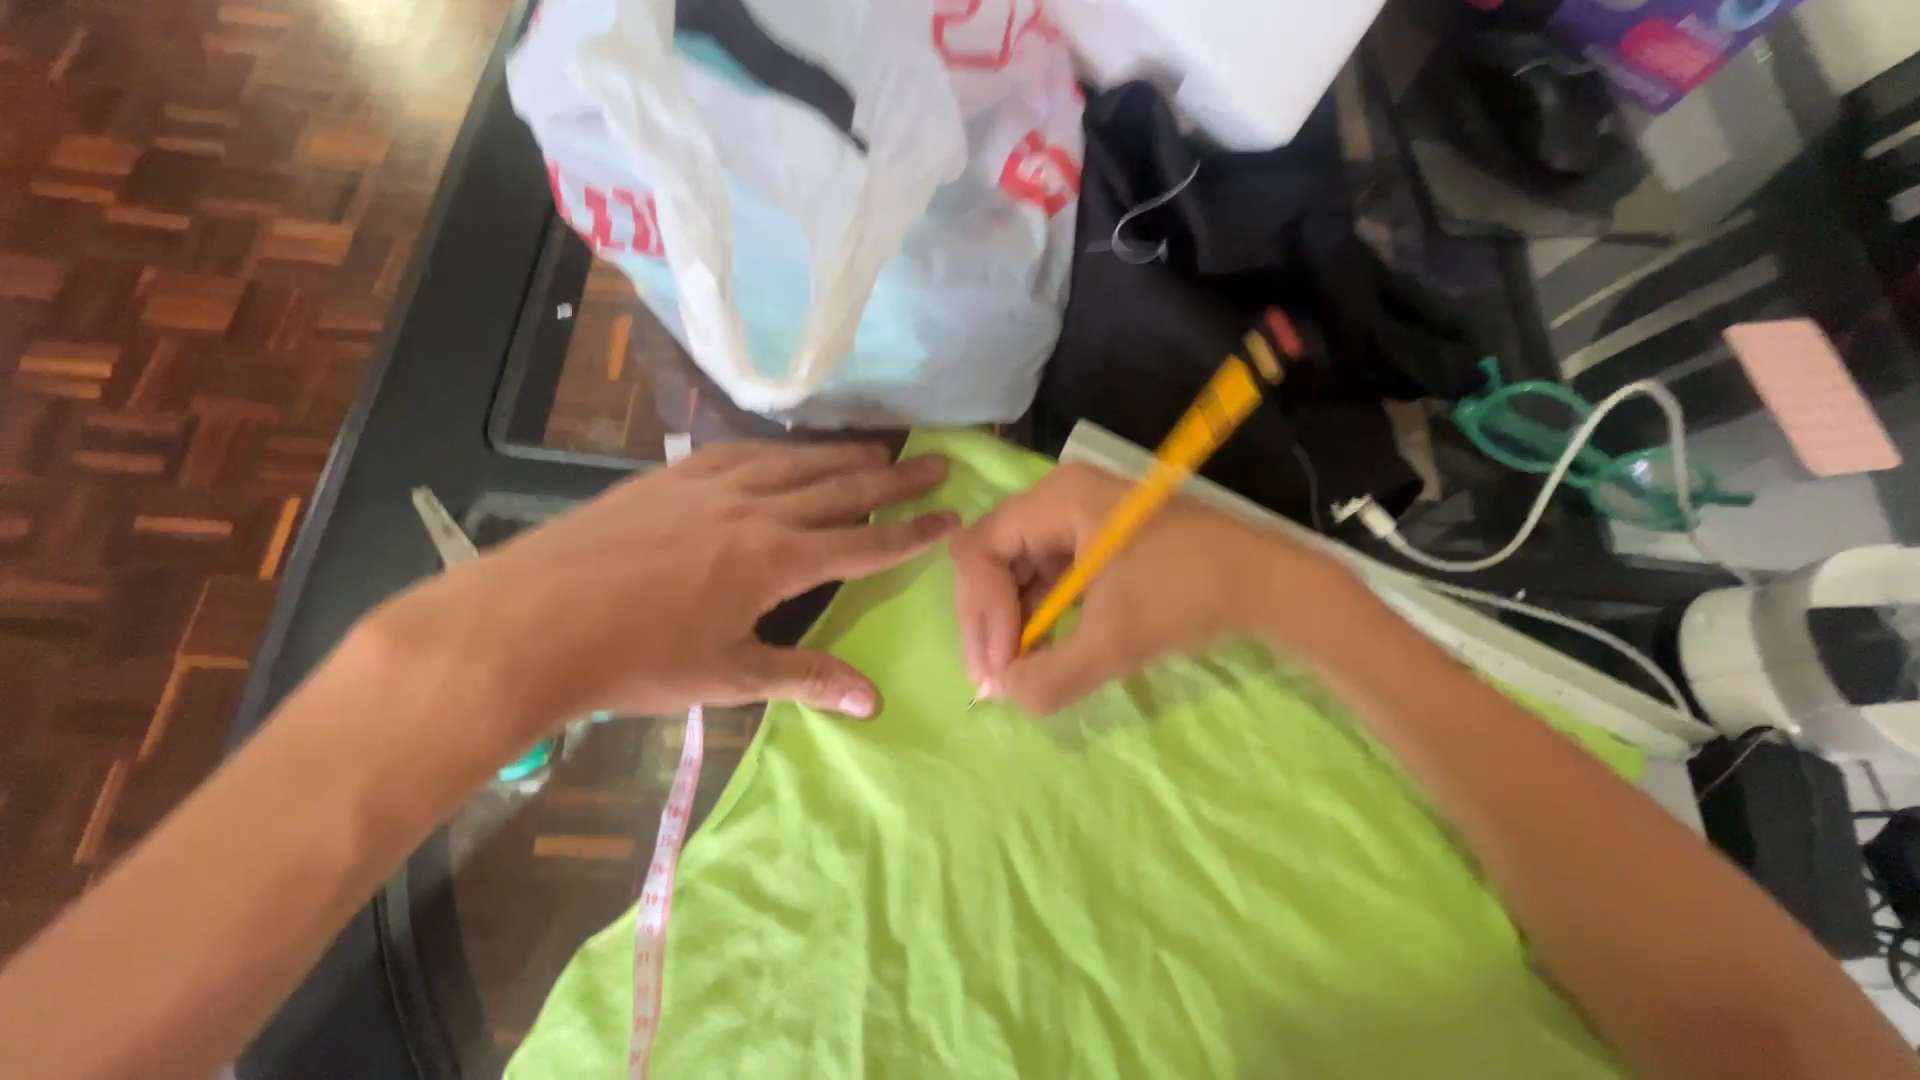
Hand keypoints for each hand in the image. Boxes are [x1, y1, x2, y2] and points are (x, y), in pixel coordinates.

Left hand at [369, 441, 957, 750]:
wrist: (529, 621)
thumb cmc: (634, 660)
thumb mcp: (727, 676)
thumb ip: (803, 678)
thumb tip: (872, 700)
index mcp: (775, 560)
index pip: (864, 543)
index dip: (912, 532)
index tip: (952, 516)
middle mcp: (753, 510)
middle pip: (839, 489)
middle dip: (893, 478)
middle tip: (936, 463)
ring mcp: (709, 486)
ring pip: (793, 463)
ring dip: (841, 456)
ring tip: (877, 448)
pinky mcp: (671, 477)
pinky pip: (741, 453)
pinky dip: (778, 452)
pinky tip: (784, 452)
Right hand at [949, 464, 1357, 713]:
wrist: (1268, 583)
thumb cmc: (1189, 596)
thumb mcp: (1116, 643)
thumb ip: (1050, 677)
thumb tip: (1001, 697)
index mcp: (1059, 499)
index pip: (981, 550)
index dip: (980, 611)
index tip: (1001, 665)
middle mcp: (1058, 498)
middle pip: (991, 558)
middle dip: (989, 620)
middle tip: (996, 678)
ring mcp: (1076, 516)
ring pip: (1014, 571)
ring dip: (1011, 623)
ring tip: (1021, 672)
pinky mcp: (1093, 540)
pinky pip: (1044, 576)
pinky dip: (1039, 616)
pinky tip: (1045, 652)